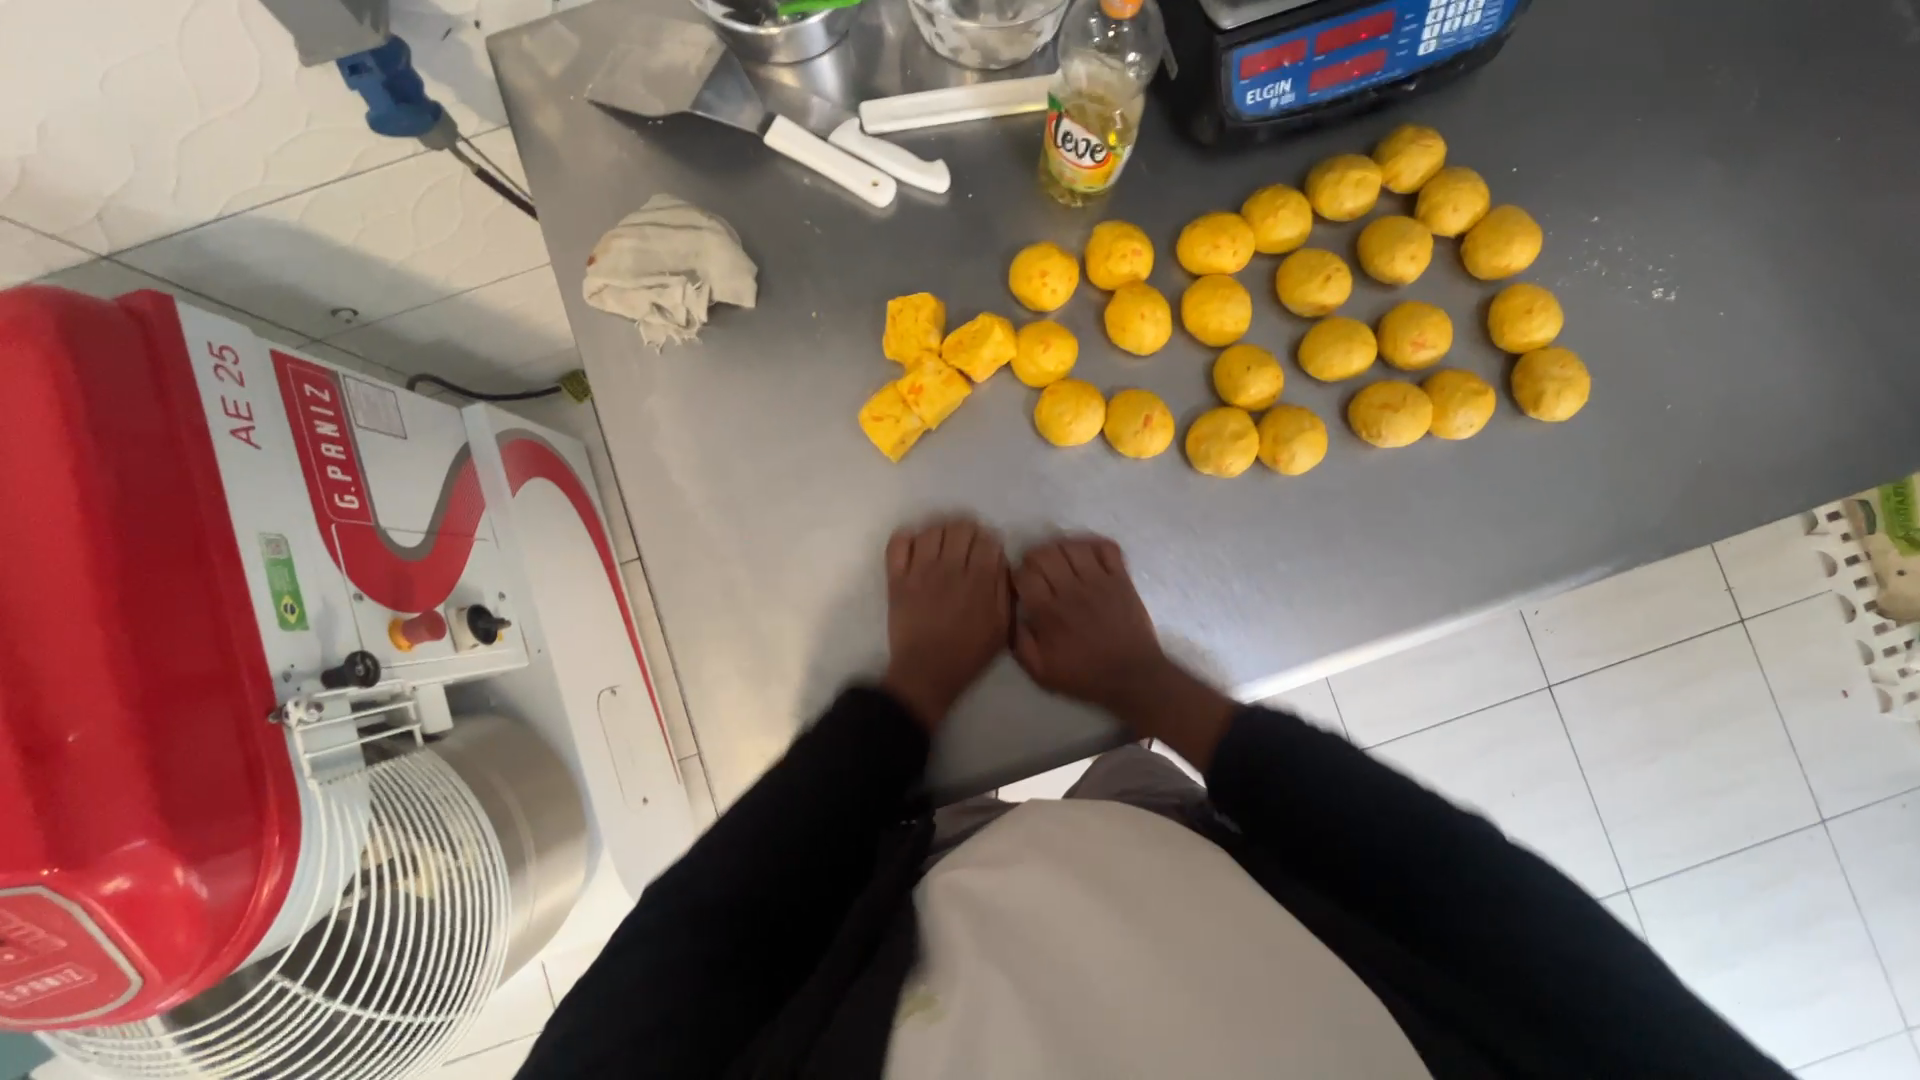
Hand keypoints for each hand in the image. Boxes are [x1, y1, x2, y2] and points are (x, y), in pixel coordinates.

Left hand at [882, 517, 1011, 730]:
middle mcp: (950, 568)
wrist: (927, 671)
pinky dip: (908, 538)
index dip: (989, 543)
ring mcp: (920, 570)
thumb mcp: (1002, 625)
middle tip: (966, 548)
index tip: (986, 553)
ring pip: (932, 529)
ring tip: (942, 547)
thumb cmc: (968, 652)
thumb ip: (1005, 588)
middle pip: (960, 527)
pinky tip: (916, 548)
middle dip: (967, 533)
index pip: (987, 539)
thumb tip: (1000, 559)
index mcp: (980, 579)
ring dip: (941, 533)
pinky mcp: (897, 578)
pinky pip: (898, 542)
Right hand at [1012, 534, 1234, 765]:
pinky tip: (1086, 557)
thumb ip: (1020, 643)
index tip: (1022, 585)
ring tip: (1060, 561)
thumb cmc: (1085, 674)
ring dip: (1060, 549)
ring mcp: (1099, 581)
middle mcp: (1071, 590)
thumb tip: (1013, 616)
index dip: (1018, 575)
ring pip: (1072, 546)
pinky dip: (1092, 546)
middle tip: (1037, 570)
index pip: (1024, 574)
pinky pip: (1105, 547)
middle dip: (1034, 557)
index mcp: (1049, 612)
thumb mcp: (1041, 671)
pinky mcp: (1121, 578)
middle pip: (1045, 553)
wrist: (1131, 675)